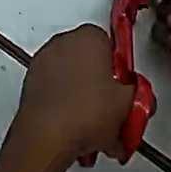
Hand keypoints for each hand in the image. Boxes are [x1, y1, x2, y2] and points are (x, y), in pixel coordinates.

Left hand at [14, 25, 134, 161]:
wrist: (47, 134)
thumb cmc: (88, 112)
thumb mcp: (130, 105)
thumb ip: (139, 93)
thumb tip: (138, 95)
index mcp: (89, 37)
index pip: (109, 44)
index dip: (118, 69)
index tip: (123, 89)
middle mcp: (63, 41)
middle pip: (89, 62)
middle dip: (101, 87)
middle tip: (112, 114)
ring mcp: (44, 59)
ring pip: (72, 79)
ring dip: (85, 100)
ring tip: (97, 132)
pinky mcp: (31, 79)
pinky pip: (56, 89)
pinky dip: (66, 105)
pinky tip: (77, 133)